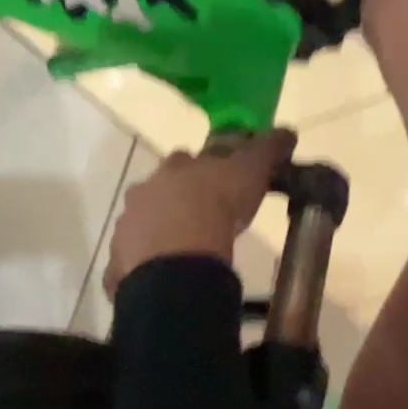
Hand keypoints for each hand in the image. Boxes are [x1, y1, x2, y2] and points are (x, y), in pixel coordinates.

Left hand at [102, 129, 296, 297]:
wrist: (179, 257)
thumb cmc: (217, 207)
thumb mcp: (251, 171)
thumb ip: (268, 149)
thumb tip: (287, 131)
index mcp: (176, 167)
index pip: (190, 159)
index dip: (206, 169)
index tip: (221, 181)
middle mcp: (146, 190)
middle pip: (160, 188)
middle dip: (177, 197)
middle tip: (201, 217)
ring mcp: (129, 225)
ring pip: (142, 223)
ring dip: (158, 231)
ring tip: (184, 251)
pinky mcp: (120, 260)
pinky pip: (130, 261)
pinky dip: (144, 266)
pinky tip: (163, 277)